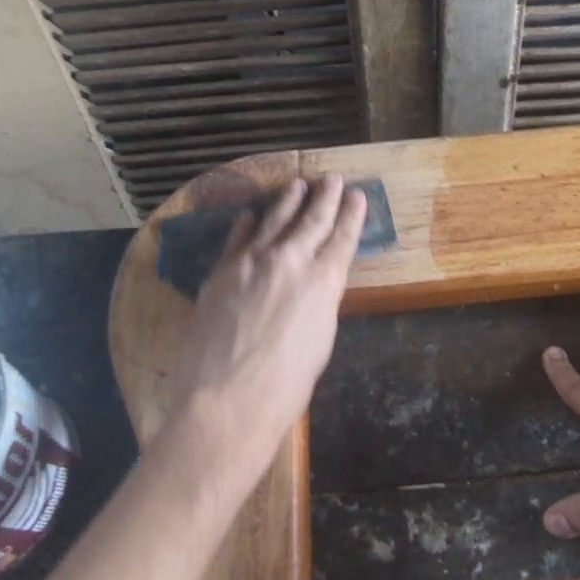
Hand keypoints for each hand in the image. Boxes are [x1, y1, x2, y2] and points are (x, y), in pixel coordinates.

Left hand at [166, 174, 367, 467]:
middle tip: (332, 179)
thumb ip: (318, 303)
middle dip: (325, 197)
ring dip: (288, 200)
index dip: (352, 214)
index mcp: (324, 281)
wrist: (226, 401)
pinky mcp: (221, 272)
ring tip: (297, 185)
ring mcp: (252, 262)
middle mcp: (291, 260)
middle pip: (312, 219)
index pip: (343, 237)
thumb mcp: (320, 341)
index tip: (357, 195)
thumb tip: (312, 287)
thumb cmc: (285, 387)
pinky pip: (237, 238)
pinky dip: (247, 224)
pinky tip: (249, 215)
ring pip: (274, 219)